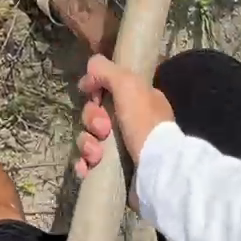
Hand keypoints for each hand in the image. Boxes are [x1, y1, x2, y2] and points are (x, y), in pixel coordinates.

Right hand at [74, 54, 174, 177]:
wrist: (156, 171)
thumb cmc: (144, 122)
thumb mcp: (127, 82)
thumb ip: (105, 69)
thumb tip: (88, 74)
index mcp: (139, 100)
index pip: (108, 88)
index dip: (95, 90)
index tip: (92, 94)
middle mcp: (131, 122)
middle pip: (95, 113)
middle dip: (92, 119)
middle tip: (103, 128)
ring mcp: (122, 149)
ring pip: (89, 137)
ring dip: (87, 143)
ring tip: (96, 153)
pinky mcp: (114, 171)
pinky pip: (88, 162)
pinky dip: (84, 163)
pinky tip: (87, 166)